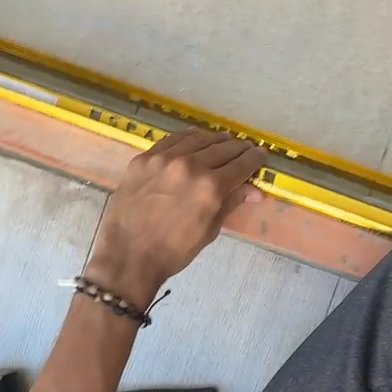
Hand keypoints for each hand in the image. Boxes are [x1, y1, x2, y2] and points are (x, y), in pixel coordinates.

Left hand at [84, 129, 266, 303]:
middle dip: (238, 148)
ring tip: (225, 139)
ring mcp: (164, 159)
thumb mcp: (209, 231)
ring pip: (198, 139)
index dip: (255, 159)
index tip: (261, 155)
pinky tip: (195, 137)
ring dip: (216, 139)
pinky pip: (172, 140)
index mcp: (210, 187)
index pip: (241, 165)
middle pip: (222, 149)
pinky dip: (189, 137)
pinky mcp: (144, 158)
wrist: (129, 255)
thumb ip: (230, 203)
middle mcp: (190, 166)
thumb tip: (254, 191)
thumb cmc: (174, 251)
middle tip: (246, 148)